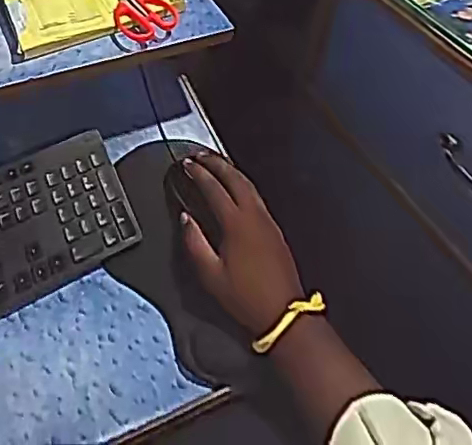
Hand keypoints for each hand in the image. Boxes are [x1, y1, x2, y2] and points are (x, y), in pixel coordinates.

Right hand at [178, 153, 304, 336]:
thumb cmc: (246, 298)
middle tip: (200, 155)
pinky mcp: (276, 230)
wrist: (286, 317)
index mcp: (236, 224)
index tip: (186, 164)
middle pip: (235, 178)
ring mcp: (268, 222)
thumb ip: (194, 242)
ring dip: (231, 170)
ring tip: (217, 163)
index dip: (198, 173)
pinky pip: (256, 196)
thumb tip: (186, 219)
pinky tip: (236, 187)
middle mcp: (254, 217)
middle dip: (216, 163)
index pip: (214, 188)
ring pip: (249, 185)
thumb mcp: (211, 275)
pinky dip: (242, 183)